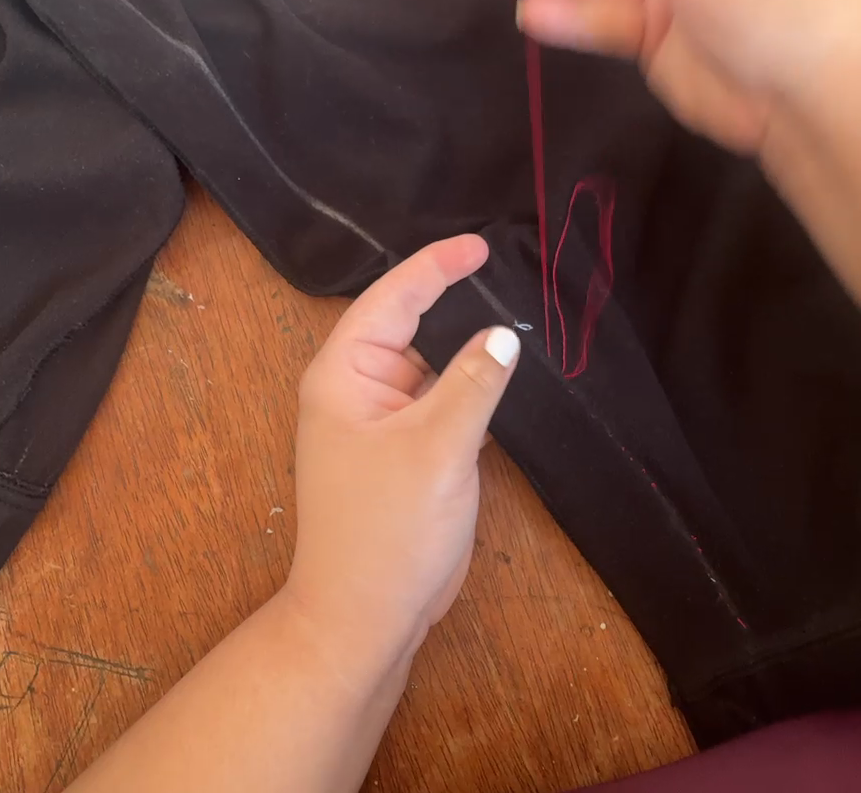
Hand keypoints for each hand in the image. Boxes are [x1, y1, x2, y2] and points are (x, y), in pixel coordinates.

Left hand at [283, 235, 520, 657]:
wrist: (367, 617)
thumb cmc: (388, 528)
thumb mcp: (437, 448)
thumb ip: (473, 383)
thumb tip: (504, 332)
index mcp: (344, 373)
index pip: (392, 298)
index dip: (436, 266)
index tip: (481, 243)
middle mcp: (359, 386)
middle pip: (410, 324)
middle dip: (453, 298)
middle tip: (508, 270)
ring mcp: (383, 418)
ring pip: (430, 362)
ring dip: (466, 343)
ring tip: (515, 311)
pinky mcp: (407, 446)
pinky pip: (440, 396)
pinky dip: (470, 381)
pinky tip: (504, 369)